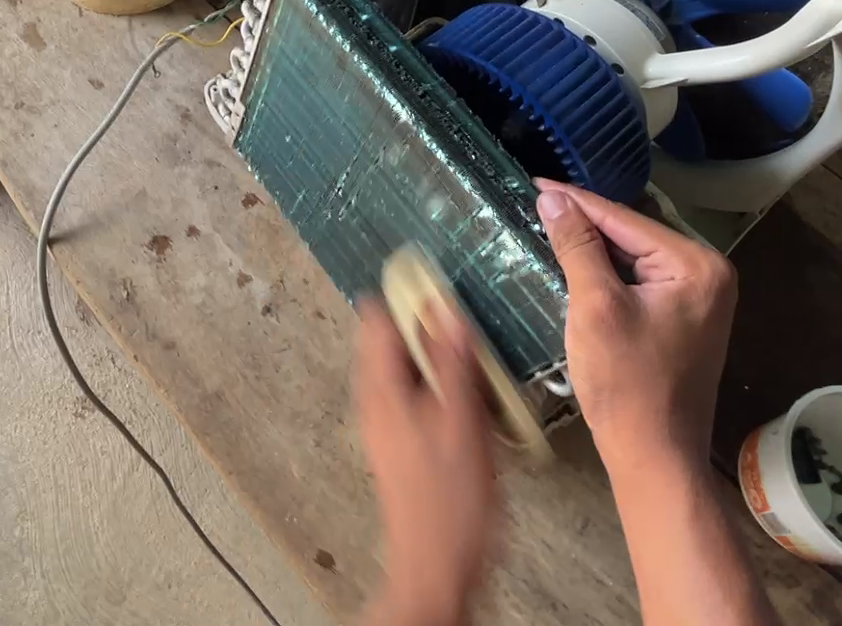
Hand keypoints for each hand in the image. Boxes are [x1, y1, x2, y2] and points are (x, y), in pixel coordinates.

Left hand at [354, 299, 499, 625]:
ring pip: (400, 364)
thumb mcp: (459, 421)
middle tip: (459, 313)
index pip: (377, 316)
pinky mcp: (397, 439)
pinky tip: (465, 390)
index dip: (403, 291)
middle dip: (419, 319)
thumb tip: (444, 307)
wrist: (435, 566)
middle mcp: (373, 397)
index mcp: (380, 386)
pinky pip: (411, 390)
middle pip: (387, 337)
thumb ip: (451, 362)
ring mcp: (382, 420)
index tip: (432, 276)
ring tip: (468, 349)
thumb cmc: (449, 498)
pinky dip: (433, 379)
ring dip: (430, 350)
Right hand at [535, 179, 735, 466]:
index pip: (623, 219)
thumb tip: (551, 197)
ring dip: (591, 244)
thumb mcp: (595, 305)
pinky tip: (574, 260)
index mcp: (696, 265)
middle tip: (535, 202)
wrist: (654, 454)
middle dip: (583, 220)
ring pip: (632, 254)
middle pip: (631, 233)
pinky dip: (605, 269)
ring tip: (546, 223)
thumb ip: (576, 246)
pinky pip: (638, 277)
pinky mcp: (683, 315)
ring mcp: (699, 296)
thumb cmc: (625, 381)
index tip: (534, 181)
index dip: (575, 200)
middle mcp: (707, 273)